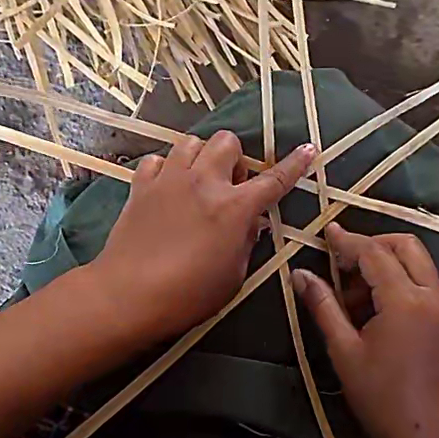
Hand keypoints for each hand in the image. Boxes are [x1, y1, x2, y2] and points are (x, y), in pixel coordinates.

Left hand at [87, 130, 315, 340]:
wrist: (130, 295)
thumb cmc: (189, 295)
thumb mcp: (233, 275)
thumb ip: (246, 242)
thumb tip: (251, 222)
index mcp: (235, 208)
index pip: (274, 179)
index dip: (295, 164)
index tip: (308, 149)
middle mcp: (203, 183)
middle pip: (226, 142)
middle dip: (234, 159)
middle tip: (231, 187)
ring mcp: (169, 180)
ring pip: (190, 142)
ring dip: (201, 157)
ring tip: (198, 182)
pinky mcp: (141, 187)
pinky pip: (158, 160)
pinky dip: (166, 169)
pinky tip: (167, 189)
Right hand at [292, 223, 438, 437]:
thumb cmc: (382, 398)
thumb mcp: (344, 352)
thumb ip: (324, 307)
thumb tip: (301, 274)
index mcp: (406, 301)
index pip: (374, 254)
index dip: (348, 241)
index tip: (326, 231)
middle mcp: (432, 296)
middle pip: (406, 246)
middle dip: (373, 244)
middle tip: (341, 261)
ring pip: (417, 264)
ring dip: (386, 264)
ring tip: (352, 296)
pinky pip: (423, 285)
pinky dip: (399, 282)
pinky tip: (374, 310)